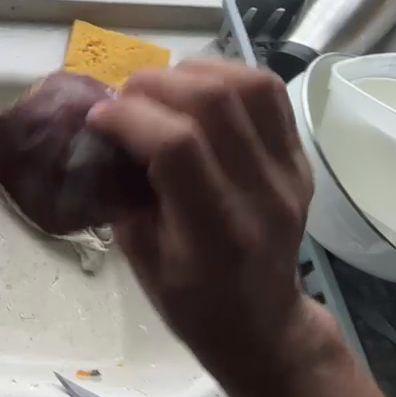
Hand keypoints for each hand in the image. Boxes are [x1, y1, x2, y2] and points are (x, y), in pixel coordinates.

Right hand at [86, 59, 320, 386]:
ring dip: (189, 73)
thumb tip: (99, 129)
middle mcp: (261, 194)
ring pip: (245, 84)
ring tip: (160, 90)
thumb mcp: (137, 252)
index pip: (177, 144)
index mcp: (216, 231)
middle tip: (124, 99)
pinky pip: (265, 91)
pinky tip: (193, 90)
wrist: (261, 323)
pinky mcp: (297, 157)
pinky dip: (222, 75)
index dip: (127, 116)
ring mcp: (288, 172)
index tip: (97, 117)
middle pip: (213, 100)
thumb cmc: (188, 298)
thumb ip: (120, 186)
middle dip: (152, 84)